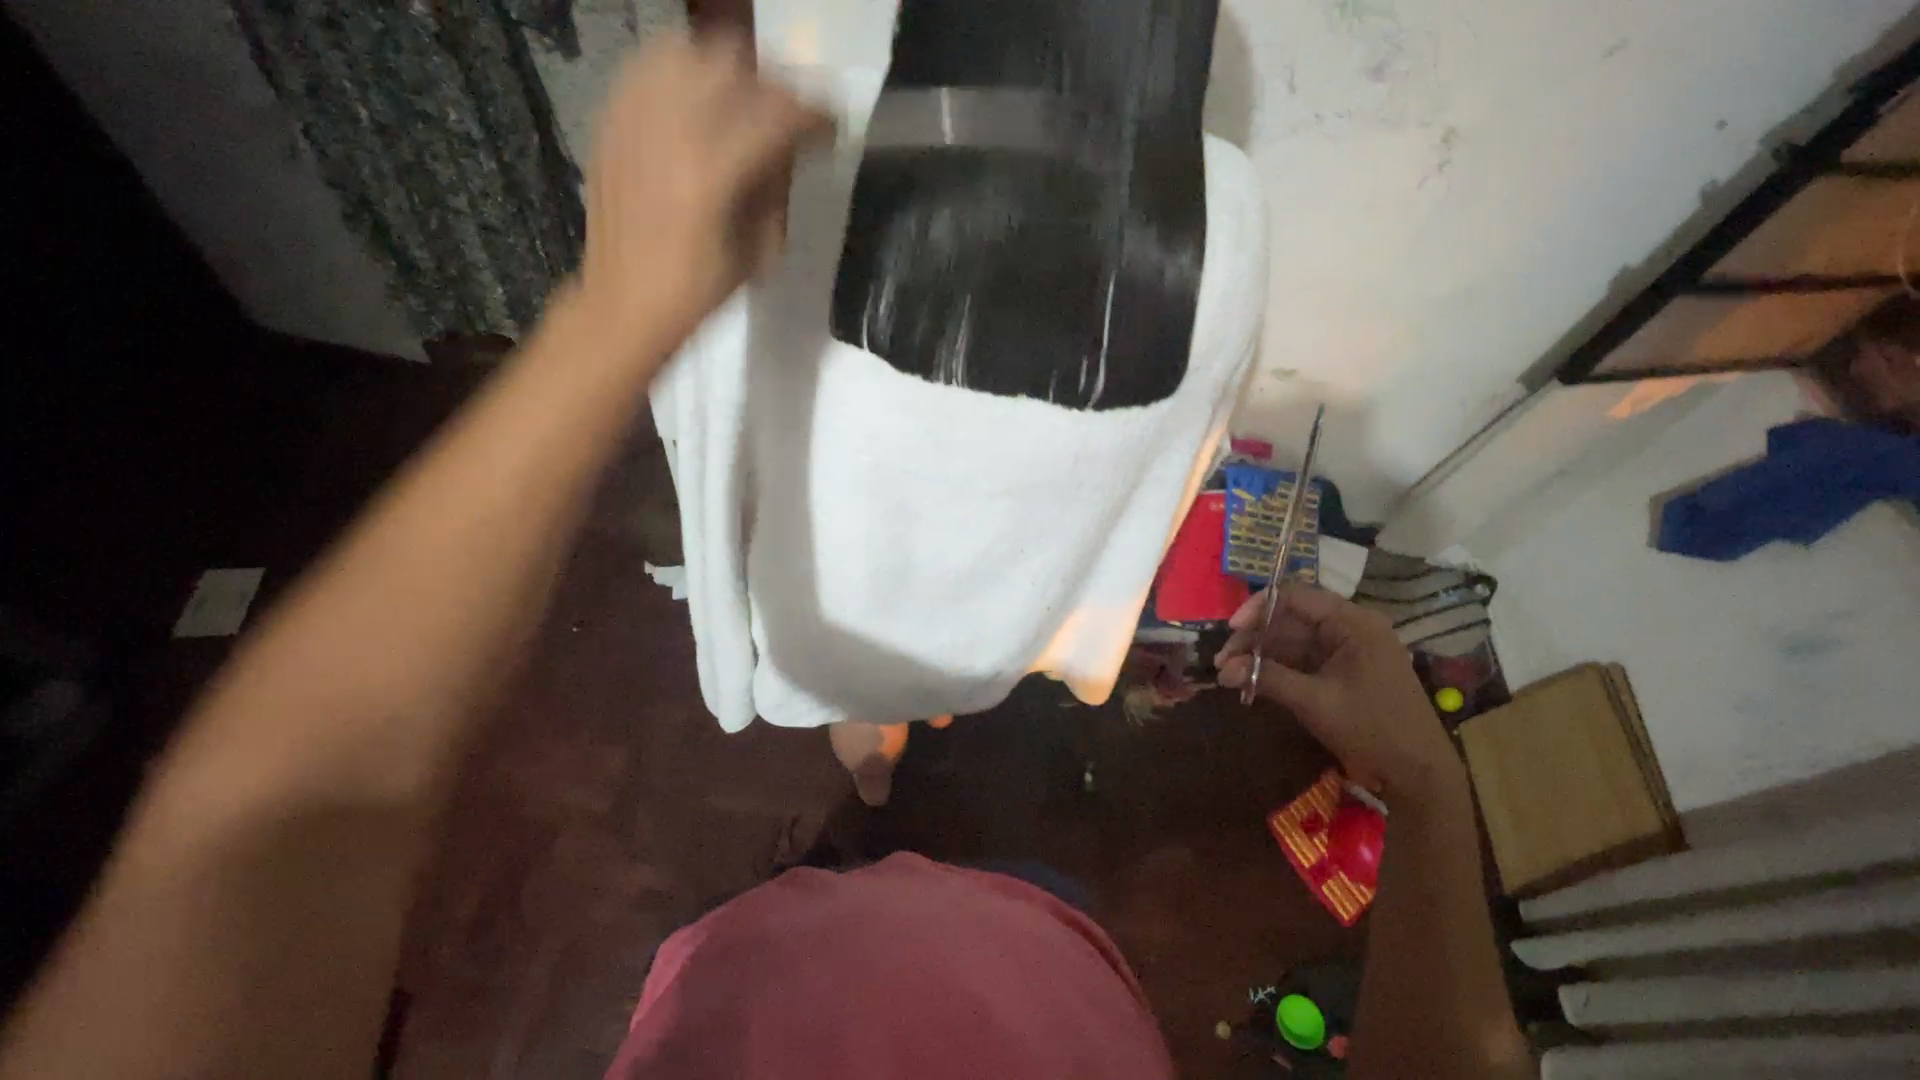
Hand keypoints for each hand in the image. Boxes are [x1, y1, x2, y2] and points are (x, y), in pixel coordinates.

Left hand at [577, 33, 832, 345]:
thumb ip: (773, 186)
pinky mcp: (610, 124)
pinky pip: (647, 72)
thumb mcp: (754, 248)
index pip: (776, 115)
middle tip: (787, 115)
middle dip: (771, 87)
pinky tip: (696, 103)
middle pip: (732, 69)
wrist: (623, 305)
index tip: (831, 128)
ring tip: (741, 103)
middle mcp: (669, 136)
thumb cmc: (698, 290)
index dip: (814, 115)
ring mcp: (633, 124)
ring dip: (724, 74)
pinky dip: (680, 76)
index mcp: (711, 176)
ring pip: (687, 57)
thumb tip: (794, 145)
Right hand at [1216, 585, 1461, 803]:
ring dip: (1262, 656)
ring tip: (1230, 676)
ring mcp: (1348, 651)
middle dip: (1255, 638)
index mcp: (1353, 623)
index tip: (1231, 630)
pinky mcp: (1344, 672)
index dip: (1259, 608)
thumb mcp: (1315, 702)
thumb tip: (1224, 670)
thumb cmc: (1371, 728)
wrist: (1417, 772)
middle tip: (1223, 662)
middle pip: (1291, 619)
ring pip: (1294, 641)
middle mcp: (1351, 629)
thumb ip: (1268, 679)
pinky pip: (1304, 661)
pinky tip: (1253, 682)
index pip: (1296, 597)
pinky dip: (1278, 670)